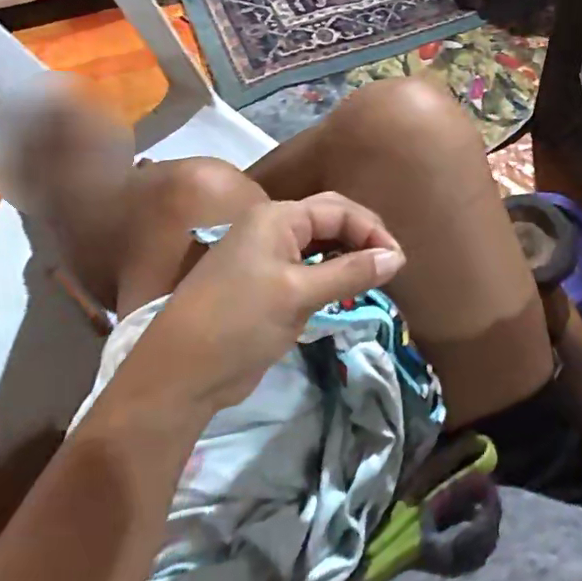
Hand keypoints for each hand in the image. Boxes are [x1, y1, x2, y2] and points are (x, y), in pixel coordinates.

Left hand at [110, 193, 405, 414]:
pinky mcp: (266, 284)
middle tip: (391, 265)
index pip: (337, 210)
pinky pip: (307, 268)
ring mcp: (266, 256)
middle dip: (362, 237)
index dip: (371, 230)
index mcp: (276, 217)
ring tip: (375, 278)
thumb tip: (396, 257)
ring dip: (347, 256)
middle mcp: (271, 227)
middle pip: (329, 220)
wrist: (183, 370)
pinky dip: (330, 275)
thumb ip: (350, 272)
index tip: (399, 262)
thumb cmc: (241, 321)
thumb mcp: (299, 294)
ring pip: (319, 245)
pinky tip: (346, 290)